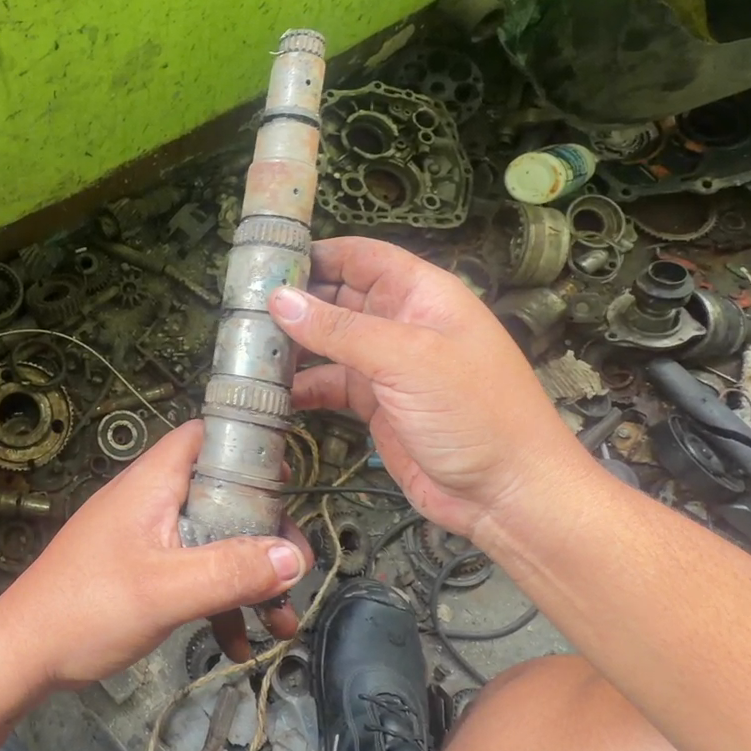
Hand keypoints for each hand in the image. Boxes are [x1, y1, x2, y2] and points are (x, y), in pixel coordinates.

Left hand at [0, 421, 311, 689]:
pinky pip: (191, 572)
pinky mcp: (140, 570)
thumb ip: (229, 570)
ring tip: (282, 625)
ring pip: (211, 540)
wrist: (23, 653)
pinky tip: (235, 644)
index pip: (204, 436)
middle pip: (220, 494)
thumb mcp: (166, 590)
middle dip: (262, 533)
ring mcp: (144, 536)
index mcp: (152, 484)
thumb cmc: (89, 607)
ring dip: (247, 577)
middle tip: (295, 573)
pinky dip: (217, 600)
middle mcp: (151, 500)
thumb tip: (294, 556)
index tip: (287, 486)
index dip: (248, 449)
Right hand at [267, 237, 592, 536]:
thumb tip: (278, 299)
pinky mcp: (375, 403)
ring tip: (245, 349)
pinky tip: (269, 392)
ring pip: (327, 342)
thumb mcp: (406, 360)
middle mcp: (400, 323)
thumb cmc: (474, 413)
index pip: (361, 257)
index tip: (265, 261)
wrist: (509, 497)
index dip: (317, 254)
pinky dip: (300, 386)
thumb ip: (339, 329)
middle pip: (336, 297)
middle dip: (294, 301)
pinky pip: (328, 384)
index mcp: (420, 295)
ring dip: (291, 345)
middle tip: (240, 308)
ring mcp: (387, 365)